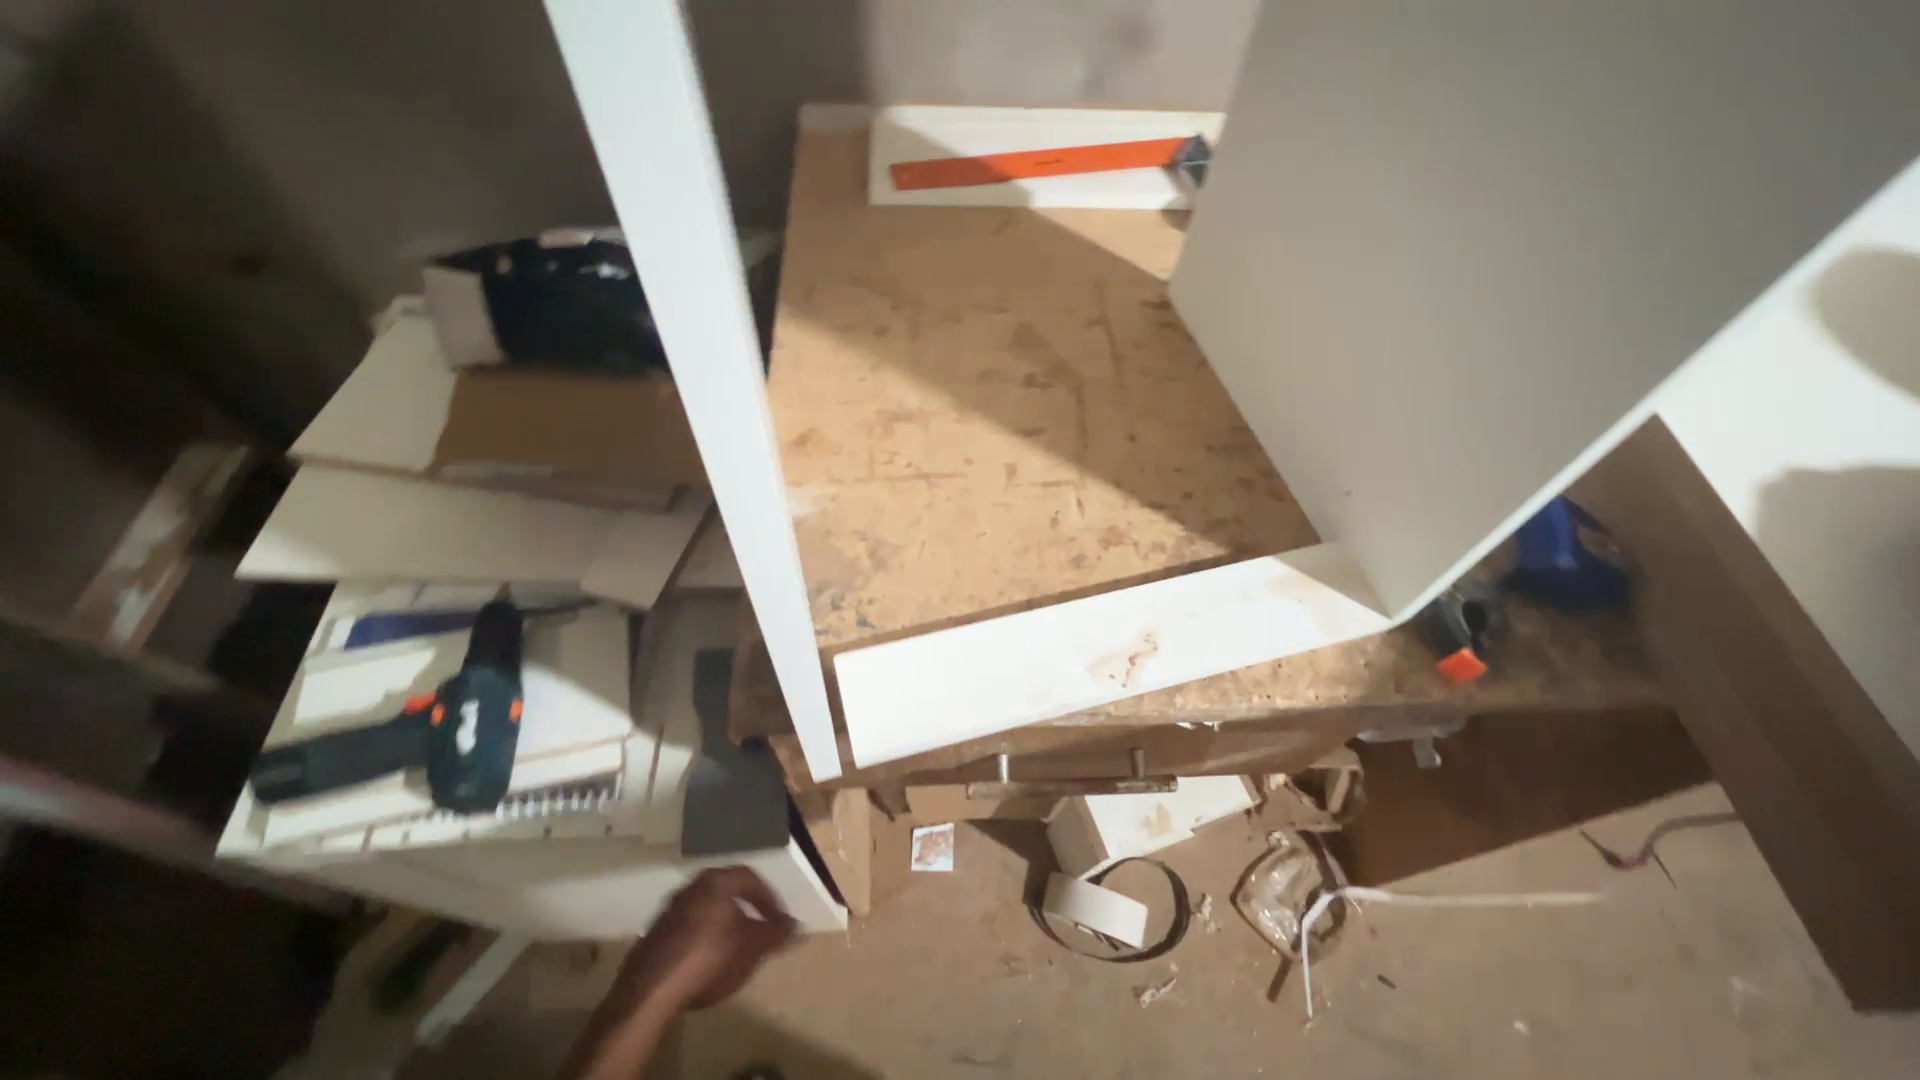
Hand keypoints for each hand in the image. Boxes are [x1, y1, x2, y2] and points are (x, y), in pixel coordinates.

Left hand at [613, 866, 797, 1011]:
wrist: (651, 990)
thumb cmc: (711, 957)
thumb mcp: (753, 947)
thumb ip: (776, 933)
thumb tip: (795, 925)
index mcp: (715, 881)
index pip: (750, 878)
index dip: (770, 900)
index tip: (778, 921)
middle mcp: (690, 888)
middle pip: (726, 893)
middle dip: (746, 912)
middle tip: (759, 932)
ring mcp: (668, 911)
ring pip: (705, 912)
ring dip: (723, 927)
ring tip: (735, 950)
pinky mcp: (654, 936)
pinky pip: (688, 930)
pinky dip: (703, 941)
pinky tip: (707, 964)